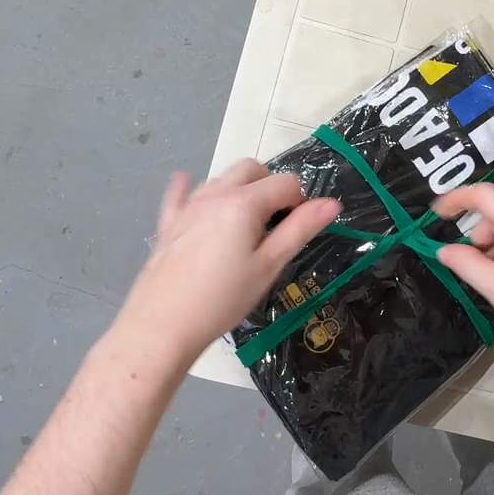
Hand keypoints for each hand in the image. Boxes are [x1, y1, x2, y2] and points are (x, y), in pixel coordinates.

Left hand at [116, 160, 339, 361]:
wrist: (161, 325)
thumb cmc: (223, 299)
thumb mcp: (269, 266)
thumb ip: (300, 230)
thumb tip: (332, 203)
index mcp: (244, 203)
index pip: (286, 182)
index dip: (300, 201)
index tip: (297, 230)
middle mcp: (215, 194)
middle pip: (252, 169)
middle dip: (271, 186)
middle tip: (275, 223)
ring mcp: (188, 206)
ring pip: (221, 178)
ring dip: (240, 189)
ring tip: (246, 225)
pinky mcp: (169, 223)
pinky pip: (181, 194)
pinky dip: (192, 188)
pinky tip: (192, 191)